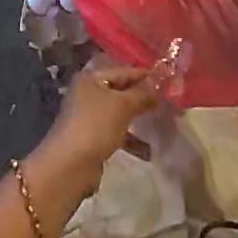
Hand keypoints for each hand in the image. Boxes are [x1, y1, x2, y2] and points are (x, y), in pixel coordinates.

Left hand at [43, 59, 160, 167]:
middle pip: (121, 91)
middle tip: (167, 102)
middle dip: (143, 97)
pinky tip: (148, 151)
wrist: (70, 166)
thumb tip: (158, 86)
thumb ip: (142, 94)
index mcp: (91, 78)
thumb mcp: (122, 105)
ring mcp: (89, 116)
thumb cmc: (96, 126)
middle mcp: (88, 93)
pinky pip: (116, 133)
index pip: (123, 71)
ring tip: (161, 123)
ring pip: (119, 112)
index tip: (167, 80)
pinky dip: (131, 139)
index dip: (144, 75)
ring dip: (138, 118)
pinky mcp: (92, 138)